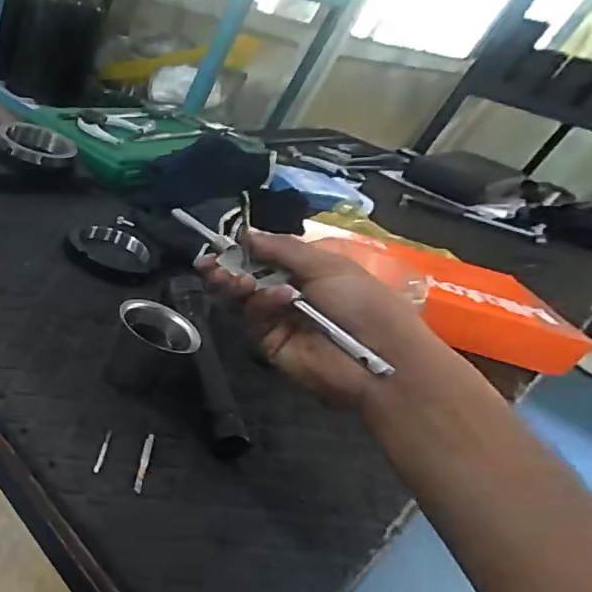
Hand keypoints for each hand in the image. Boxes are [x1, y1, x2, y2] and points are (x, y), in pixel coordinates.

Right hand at [198, 229, 453, 409]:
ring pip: (240, 299)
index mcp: (303, 271)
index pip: (261, 257)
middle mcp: (285, 293)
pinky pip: (253, 319)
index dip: (239, 251)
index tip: (218, 245)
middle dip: (225, 269)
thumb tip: (246, 234)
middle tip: (210, 266)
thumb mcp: (329, 265)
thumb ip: (284, 248)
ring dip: (235, 284)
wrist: (381, 358)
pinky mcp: (268, 343)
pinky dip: (262, 304)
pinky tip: (279, 298)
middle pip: (243, 278)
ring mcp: (275, 319)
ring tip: (238, 281)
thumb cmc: (364, 303)